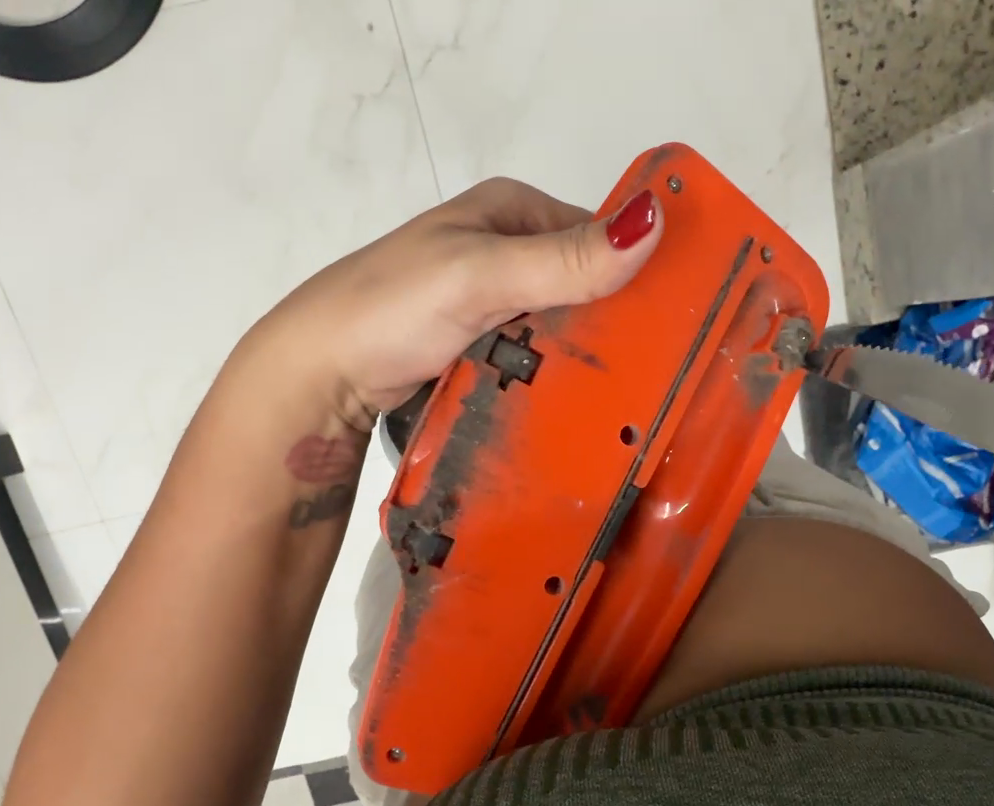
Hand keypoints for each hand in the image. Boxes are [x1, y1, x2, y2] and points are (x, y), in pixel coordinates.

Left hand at [252, 177, 663, 427]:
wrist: (319, 378)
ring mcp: (490, 304)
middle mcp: (503, 251)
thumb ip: (562, 260)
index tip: (675, 321)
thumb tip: (653, 224)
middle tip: (650, 373)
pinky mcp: (479, 348)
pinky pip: (535, 359)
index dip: (637, 272)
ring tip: (622, 397)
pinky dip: (555, 378)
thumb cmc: (391, 309)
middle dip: (612, 324)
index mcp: (509, 211)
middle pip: (583, 285)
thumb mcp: (479, 275)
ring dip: (585, 358)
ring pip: (560, 327)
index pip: (598, 234)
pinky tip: (575, 406)